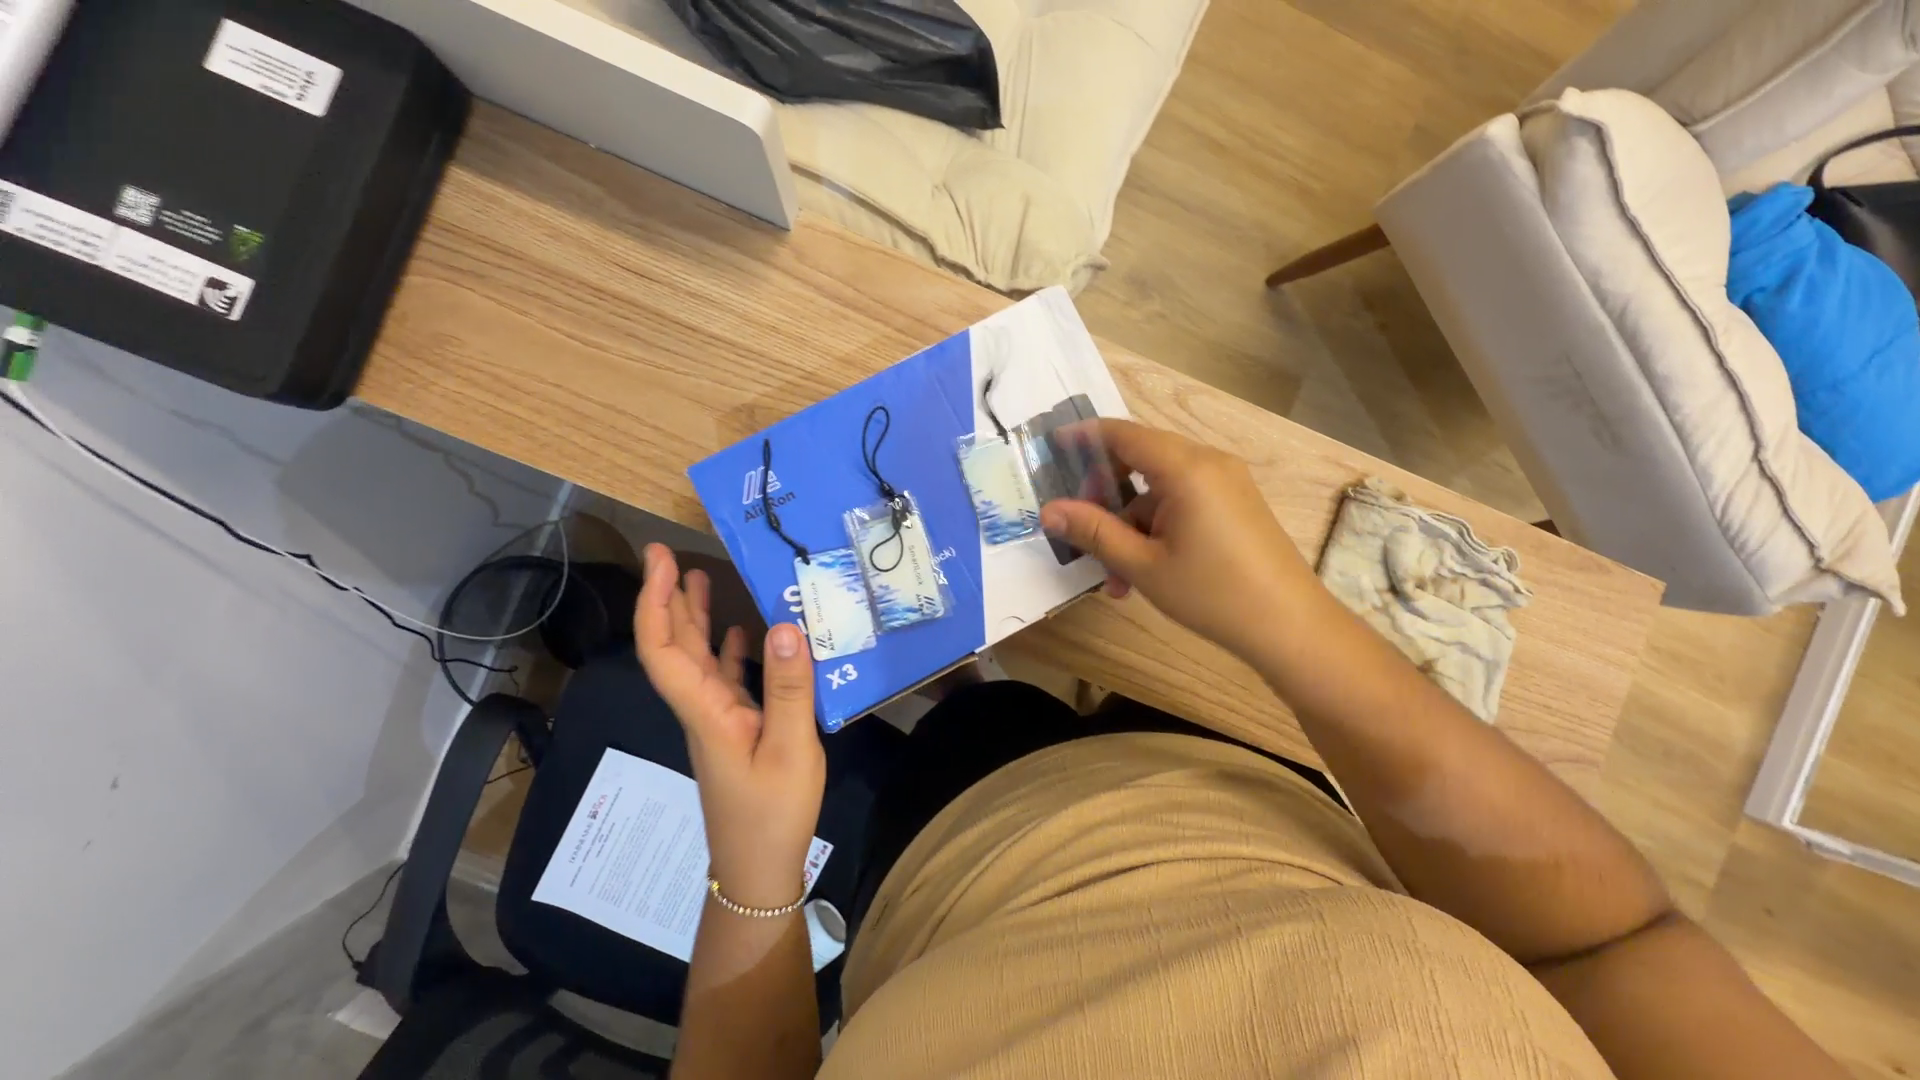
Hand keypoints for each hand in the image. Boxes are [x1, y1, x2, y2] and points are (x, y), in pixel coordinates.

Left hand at [634, 544, 824, 910]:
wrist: (758, 868)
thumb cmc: (772, 812)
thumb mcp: (791, 749)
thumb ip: (790, 689)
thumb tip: (784, 624)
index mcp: (704, 709)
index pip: (663, 648)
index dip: (655, 601)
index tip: (659, 560)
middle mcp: (701, 708)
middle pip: (672, 646)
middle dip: (668, 597)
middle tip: (673, 554)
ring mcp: (716, 720)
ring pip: (696, 659)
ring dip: (694, 618)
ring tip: (702, 577)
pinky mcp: (735, 730)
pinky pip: (724, 680)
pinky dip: (729, 650)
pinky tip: (744, 633)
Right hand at [1041, 419, 1325, 661]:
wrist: (1290, 626)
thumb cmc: (1212, 593)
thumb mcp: (1142, 565)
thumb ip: (1093, 532)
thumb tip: (1048, 510)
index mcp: (1185, 468)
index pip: (1122, 434)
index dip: (1082, 438)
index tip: (1049, 451)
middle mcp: (1207, 463)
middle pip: (1139, 459)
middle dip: (1104, 495)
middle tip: (1079, 530)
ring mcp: (1225, 483)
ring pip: (1158, 490)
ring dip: (1129, 525)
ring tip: (1115, 577)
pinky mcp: (1234, 505)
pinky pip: (1182, 503)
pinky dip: (1156, 529)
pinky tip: (1143, 573)